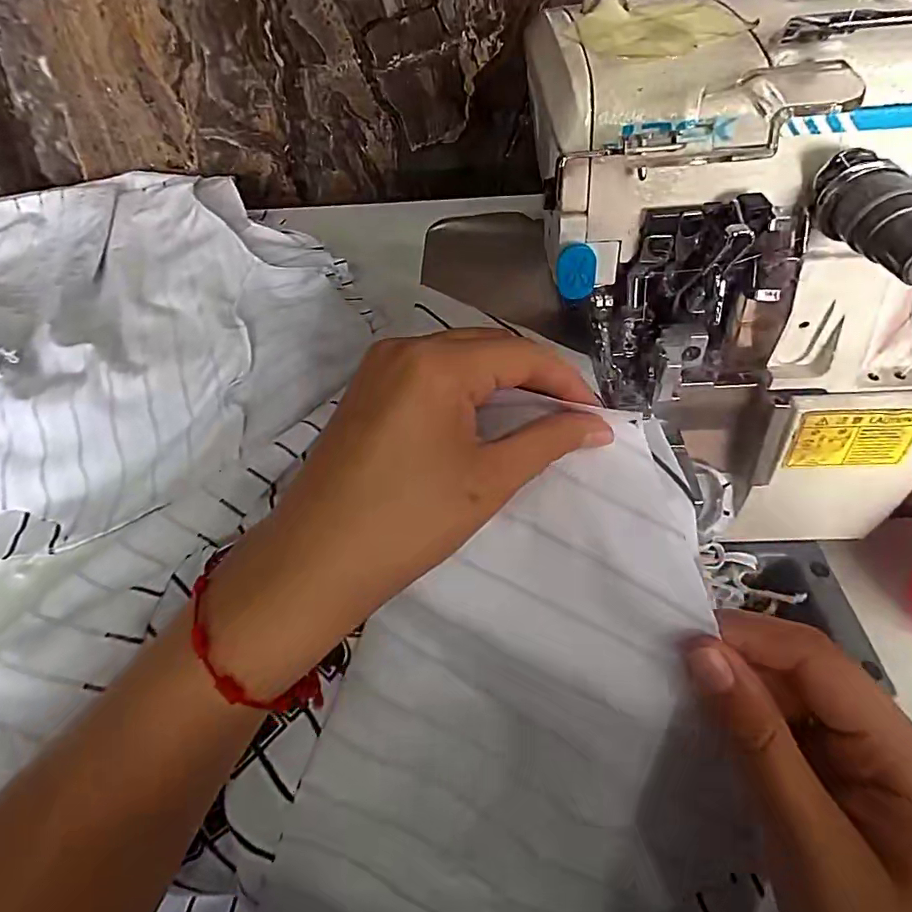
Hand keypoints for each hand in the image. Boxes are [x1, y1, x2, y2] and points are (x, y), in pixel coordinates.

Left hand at [200, 329, 612, 694]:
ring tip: (539, 415)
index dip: (566, 381)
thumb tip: (596, 425)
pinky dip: (467, 389)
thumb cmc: (409, 522)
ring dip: (502, 381)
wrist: (314, 563)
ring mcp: (379, 367)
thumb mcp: (489, 479)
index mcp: (436, 362)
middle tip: (573, 415)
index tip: (597, 413)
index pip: (519, 354)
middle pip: (489, 347)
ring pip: (459, 358)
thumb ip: (548, 440)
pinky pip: (430, 374)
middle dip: (536, 377)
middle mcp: (404, 348)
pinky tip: (487, 416)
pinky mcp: (366, 391)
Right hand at [685, 611, 911, 911]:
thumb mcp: (810, 850)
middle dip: (748, 667)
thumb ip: (758, 746)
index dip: (754, 638)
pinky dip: (763, 736)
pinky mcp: (864, 798)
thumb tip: (704, 654)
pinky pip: (808, 745)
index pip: (824, 664)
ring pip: (808, 710)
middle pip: (818, 681)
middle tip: (676, 668)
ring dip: (751, 700)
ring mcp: (886, 776)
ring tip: (690, 696)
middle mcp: (905, 751)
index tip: (684, 638)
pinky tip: (726, 736)